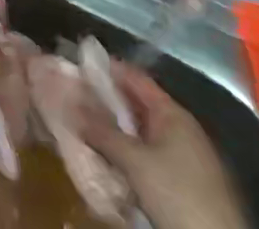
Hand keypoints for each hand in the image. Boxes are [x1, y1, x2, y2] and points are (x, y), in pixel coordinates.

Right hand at [81, 63, 248, 228]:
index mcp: (171, 112)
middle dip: (110, 102)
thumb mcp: (136, 162)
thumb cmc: (177, 192)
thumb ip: (104, 133)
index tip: (82, 66)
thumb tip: (72, 105)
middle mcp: (180, 126)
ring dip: (119, 129)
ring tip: (88, 128)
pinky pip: (151, 153)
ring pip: (144, 131)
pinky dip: (130, 151)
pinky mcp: (185, 177)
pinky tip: (113, 160)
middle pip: (140, 104)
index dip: (110, 69)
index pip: (137, 78)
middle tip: (78, 100)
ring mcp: (185, 152)